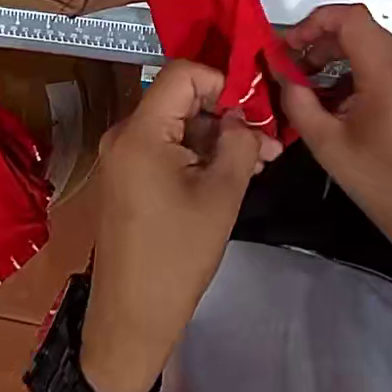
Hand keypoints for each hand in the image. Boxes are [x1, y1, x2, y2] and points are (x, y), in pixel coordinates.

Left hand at [81, 60, 281, 391]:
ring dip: (218, 136)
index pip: (183, 73)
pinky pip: (167, 146)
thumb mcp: (222, 194)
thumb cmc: (177, 255)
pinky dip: (199, 153)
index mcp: (141, 132)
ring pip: (178, 124)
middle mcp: (125, 134)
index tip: (252, 110)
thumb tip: (243, 116)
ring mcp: (124, 155)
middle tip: (267, 140)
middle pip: (182, 99)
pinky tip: (232, 171)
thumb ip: (239, 141)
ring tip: (260, 160)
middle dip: (227, 113)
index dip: (222, 82)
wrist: (131, 318)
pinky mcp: (128, 174)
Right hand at [279, 4, 391, 252]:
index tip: (290, 48)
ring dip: (338, 55)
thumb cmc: (382, 183)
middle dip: (321, 41)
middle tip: (294, 69)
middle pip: (359, 28)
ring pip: (372, 44)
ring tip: (313, 86)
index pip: (349, 17)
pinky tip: (341, 100)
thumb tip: (279, 70)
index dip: (313, 23)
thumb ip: (296, 100)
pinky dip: (359, 69)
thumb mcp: (327, 144)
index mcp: (388, 73)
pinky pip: (387, 62)